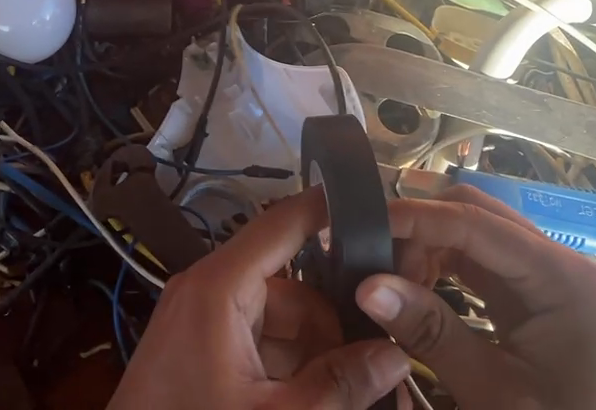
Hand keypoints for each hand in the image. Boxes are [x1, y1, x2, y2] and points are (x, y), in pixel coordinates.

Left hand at [109, 188, 411, 409]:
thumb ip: (339, 386)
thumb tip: (398, 356)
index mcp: (219, 285)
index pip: (280, 225)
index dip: (325, 210)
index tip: (373, 205)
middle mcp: (208, 288)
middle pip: (290, 285)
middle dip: (334, 322)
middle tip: (380, 358)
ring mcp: (200, 318)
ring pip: (277, 317)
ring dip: (314, 351)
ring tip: (353, 390)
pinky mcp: (197, 348)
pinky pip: (255, 339)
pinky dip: (286, 364)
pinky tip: (316, 398)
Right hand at [357, 184, 595, 409]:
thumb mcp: (493, 392)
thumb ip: (431, 333)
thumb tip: (366, 286)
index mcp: (561, 276)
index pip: (474, 219)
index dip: (414, 217)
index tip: (361, 226)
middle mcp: (559, 262)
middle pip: (476, 212)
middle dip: (421, 229)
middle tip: (378, 265)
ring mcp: (551, 279)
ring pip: (475, 233)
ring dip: (429, 248)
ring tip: (395, 283)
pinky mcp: (539, 299)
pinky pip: (484, 263)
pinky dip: (445, 268)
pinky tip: (419, 291)